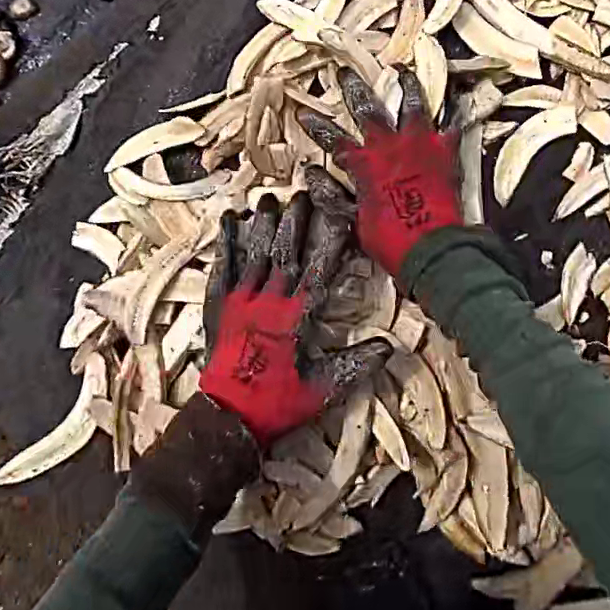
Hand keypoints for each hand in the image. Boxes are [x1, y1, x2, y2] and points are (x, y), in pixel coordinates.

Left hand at [199, 187, 392, 445]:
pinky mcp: (218, 304)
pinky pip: (223, 266)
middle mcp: (268, 300)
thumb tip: (391, 346)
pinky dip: (226, 242)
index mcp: (296, 317)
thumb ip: (357, 364)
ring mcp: (240, 299)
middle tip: (301, 194)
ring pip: (255, 253)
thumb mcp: (324, 389)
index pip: (319, 270)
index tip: (340, 216)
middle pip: (285, 252)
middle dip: (295, 221)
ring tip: (269, 198)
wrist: (229, 416)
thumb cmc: (278, 402)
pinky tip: (228, 220)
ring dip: (264, 224)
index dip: (330, 242)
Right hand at [298, 67, 461, 276]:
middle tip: (344, 73)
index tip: (303, 114)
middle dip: (353, 89)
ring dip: (406, 87)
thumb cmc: (390, 238)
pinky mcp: (447, 153)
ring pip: (412, 106)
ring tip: (402, 72)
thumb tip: (312, 174)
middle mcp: (389, 146)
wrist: (432, 248)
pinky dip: (457, 111)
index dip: (316, 126)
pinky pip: (454, 125)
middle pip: (368, 110)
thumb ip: (333, 195)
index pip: (333, 139)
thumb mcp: (352, 220)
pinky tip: (459, 97)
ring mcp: (420, 145)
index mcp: (363, 163)